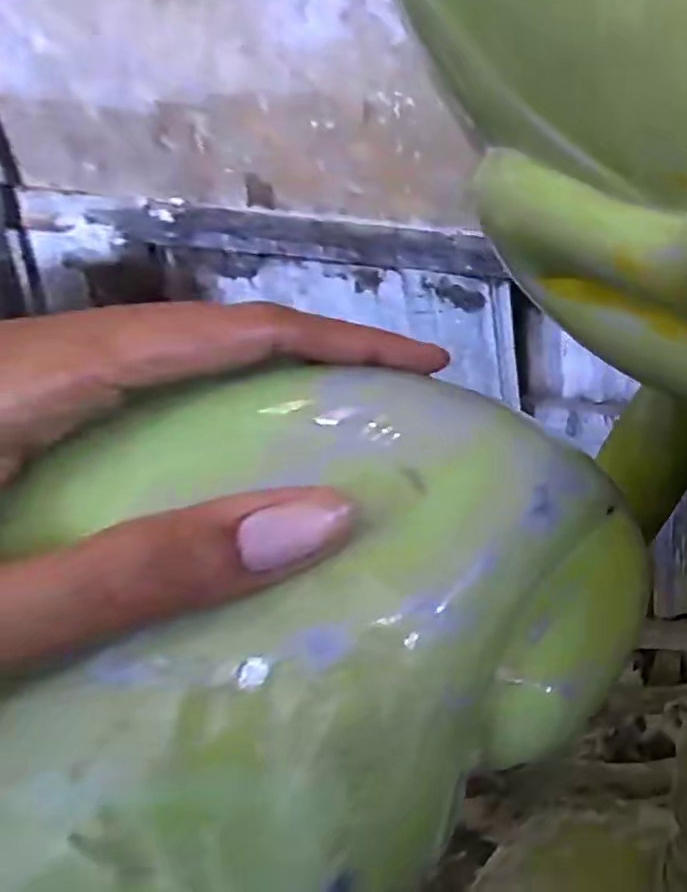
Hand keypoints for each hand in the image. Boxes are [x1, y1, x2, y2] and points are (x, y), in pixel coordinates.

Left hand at [0, 302, 448, 667]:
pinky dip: (183, 401)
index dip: (337, 338)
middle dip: (306, 348)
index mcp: (4, 387)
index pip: (218, 331)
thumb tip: (332, 516)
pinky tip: (200, 445)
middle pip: (186, 331)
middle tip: (386, 390)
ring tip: (319, 408)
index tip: (427, 361)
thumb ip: (138, 572)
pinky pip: (98, 389)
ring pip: (138, 355)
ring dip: (247, 370)